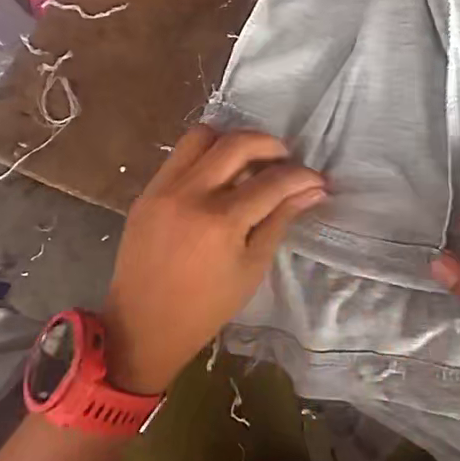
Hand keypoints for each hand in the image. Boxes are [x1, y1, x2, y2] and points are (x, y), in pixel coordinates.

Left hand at [100, 125, 325, 393]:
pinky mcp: (147, 191)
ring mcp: (164, 188)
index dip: (301, 177)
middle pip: (237, 143)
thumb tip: (312, 191)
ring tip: (247, 161)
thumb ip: (280, 221)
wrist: (143, 324)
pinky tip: (218, 175)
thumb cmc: (205, 307)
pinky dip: (204, 155)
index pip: (271, 182)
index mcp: (221, 221)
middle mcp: (191, 194)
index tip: (316, 179)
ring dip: (231, 141)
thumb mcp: (252, 268)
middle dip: (270, 145)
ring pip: (202, 136)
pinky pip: (179, 155)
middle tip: (284, 161)